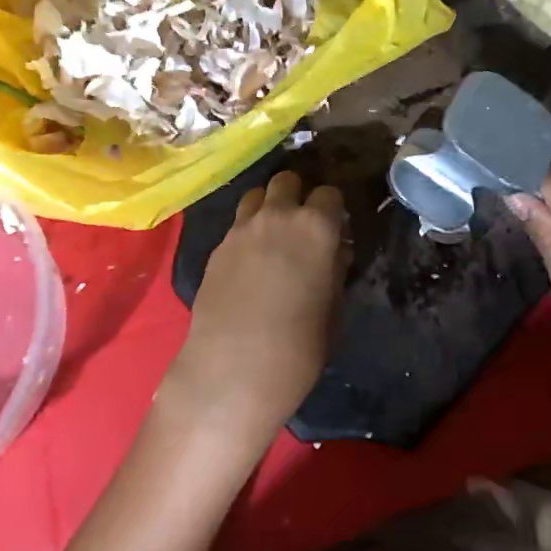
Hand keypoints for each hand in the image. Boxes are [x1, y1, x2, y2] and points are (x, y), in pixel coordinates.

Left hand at [159, 172, 345, 442]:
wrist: (235, 369)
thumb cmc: (301, 346)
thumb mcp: (334, 308)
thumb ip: (334, 270)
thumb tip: (332, 254)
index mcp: (316, 227)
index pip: (329, 194)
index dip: (332, 210)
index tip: (334, 229)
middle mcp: (277, 216)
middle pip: (286, 181)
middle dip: (296, 195)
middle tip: (302, 224)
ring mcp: (241, 229)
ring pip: (255, 196)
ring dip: (267, 207)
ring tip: (273, 236)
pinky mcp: (216, 248)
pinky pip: (236, 225)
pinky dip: (246, 233)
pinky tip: (249, 263)